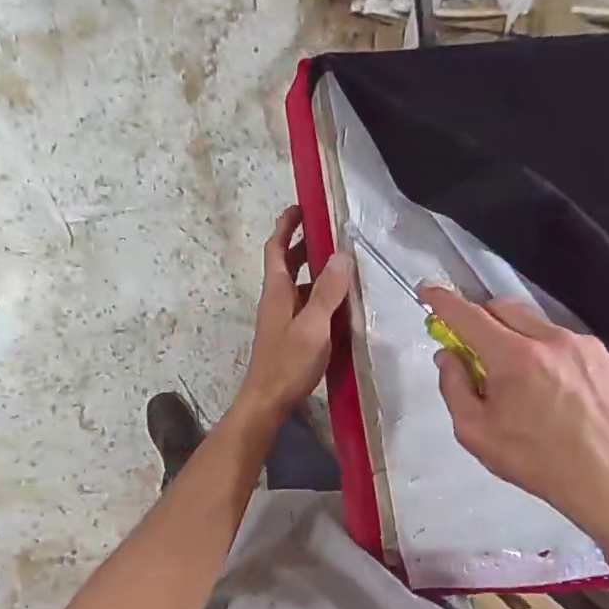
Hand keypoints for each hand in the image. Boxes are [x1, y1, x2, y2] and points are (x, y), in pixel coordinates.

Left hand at [234, 206, 353, 424]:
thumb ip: (327, 292)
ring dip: (314, 271)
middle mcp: (275, 300)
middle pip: (286, 264)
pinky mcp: (288, 335)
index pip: (276, 248)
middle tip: (327, 232)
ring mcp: (280, 319)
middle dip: (302, 245)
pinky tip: (339, 304)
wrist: (267, 401)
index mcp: (277, 291)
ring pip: (297, 286)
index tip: (299, 207)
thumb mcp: (313, 326)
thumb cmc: (288, 363)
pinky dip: (318, 297)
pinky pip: (304, 306)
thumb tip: (340, 255)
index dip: (285, 226)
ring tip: (341, 265)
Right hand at [422, 286, 608, 546]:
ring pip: (530, 320)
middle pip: (500, 307)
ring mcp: (578, 343)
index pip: (468, 315)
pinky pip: (556, 336)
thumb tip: (448, 354)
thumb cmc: (531, 459)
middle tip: (471, 349)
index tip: (428, 290)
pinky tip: (544, 380)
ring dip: (510, 334)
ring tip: (513, 373)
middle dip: (478, 319)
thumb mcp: (474, 431)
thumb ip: (453, 386)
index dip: (443, 300)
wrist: (602, 477)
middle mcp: (548, 340)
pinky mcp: (599, 353)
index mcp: (513, 358)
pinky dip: (539, 346)